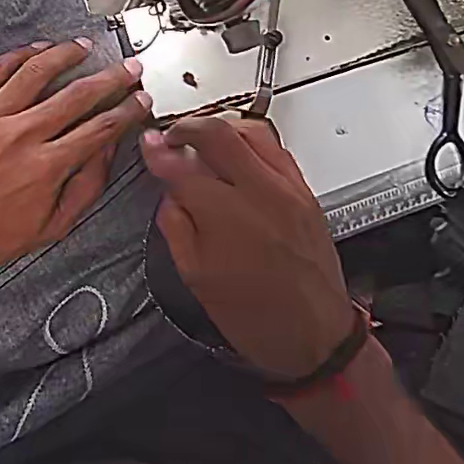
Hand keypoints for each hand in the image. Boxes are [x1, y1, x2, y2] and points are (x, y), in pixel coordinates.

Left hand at [0, 40, 151, 315]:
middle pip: (77, 93)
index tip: (138, 100)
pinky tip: (33, 51)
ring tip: (82, 48)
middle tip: (126, 68)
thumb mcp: (53, 225)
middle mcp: (20, 136)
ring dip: (65, 54)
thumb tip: (108, 150)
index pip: (100, 127)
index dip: (127, 109)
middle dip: (110, 77)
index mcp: (46, 167)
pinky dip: (17, 56)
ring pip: (36, 71)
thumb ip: (87, 185)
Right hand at [141, 117, 354, 379]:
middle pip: (217, 133)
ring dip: (220, 127)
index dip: (157, 151)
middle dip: (186, 127)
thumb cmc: (257, 317)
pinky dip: (251, 141)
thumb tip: (169, 192)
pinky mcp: (307, 193)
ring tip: (202, 140)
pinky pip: (277, 148)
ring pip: (251, 131)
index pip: (182, 166)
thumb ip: (176, 226)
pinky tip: (238, 153)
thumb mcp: (196, 276)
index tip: (148, 145)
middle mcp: (261, 195)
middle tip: (171, 136)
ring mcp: (288, 190)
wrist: (315, 336)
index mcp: (225, 218)